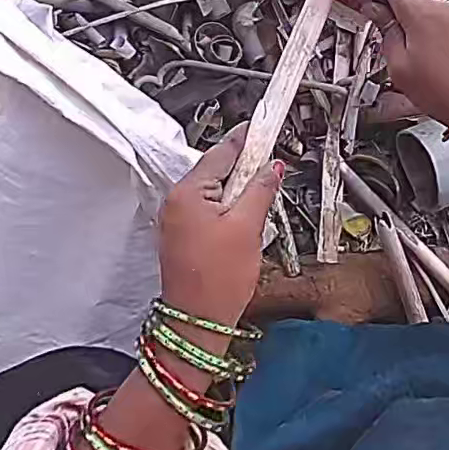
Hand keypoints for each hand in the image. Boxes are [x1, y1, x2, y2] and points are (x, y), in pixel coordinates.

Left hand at [156, 125, 283, 326]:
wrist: (198, 324)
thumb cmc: (216, 281)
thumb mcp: (248, 226)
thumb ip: (261, 189)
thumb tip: (272, 167)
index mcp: (187, 194)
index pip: (222, 152)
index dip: (247, 138)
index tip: (263, 126)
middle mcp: (176, 202)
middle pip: (218, 168)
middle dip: (246, 167)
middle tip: (272, 167)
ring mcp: (178, 219)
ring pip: (216, 189)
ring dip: (240, 188)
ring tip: (262, 198)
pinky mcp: (185, 234)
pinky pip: (211, 207)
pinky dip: (230, 206)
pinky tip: (247, 217)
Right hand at [375, 0, 448, 125]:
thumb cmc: (444, 91)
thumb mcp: (399, 67)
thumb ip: (385, 33)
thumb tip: (376, 13)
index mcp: (419, 13)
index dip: (379, 1)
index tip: (376, 13)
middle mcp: (443, 7)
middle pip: (414, 3)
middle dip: (405, 22)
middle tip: (403, 52)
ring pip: (435, 14)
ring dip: (427, 30)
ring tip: (428, 62)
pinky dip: (447, 37)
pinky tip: (446, 61)